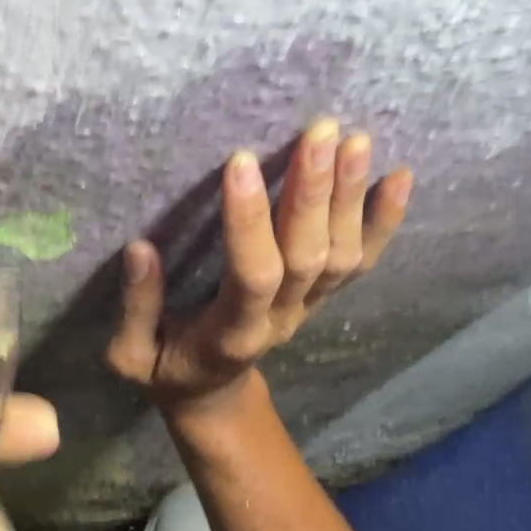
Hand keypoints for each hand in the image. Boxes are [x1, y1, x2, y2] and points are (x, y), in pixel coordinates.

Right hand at [107, 118, 412, 420]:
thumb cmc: (165, 372)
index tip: (239, 163)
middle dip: (313, 193)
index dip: (249, 222)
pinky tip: (400, 176)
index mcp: (232, 335)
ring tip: (352, 140)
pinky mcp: (320, 297)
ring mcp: (307, 309)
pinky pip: (362, 262)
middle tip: (318, 133)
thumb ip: (137, 310)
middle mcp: (280, 320)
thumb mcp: (131, 357)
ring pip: (342, 255)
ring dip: (349, 197)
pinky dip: (385, 221)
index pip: (252, 275)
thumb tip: (139, 249)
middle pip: (309, 257)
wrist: (212, 396)